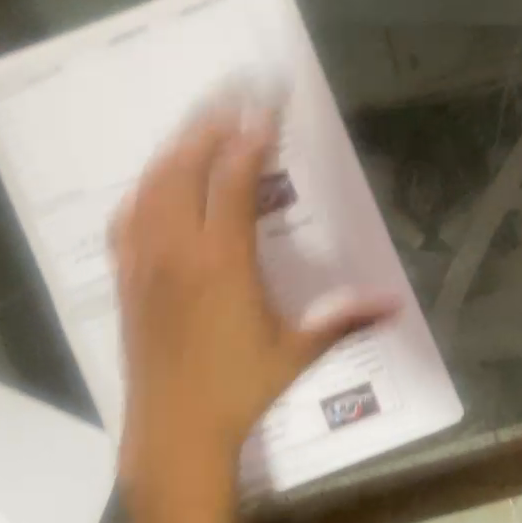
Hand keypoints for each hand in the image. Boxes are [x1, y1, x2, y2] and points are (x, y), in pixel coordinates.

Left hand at [111, 98, 397, 490]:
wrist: (175, 428)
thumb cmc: (242, 390)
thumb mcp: (298, 353)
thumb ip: (344, 320)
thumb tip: (395, 304)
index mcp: (223, 262)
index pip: (234, 180)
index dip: (251, 139)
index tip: (265, 107)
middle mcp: (177, 248)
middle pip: (186, 165)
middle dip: (211, 124)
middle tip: (233, 94)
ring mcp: (144, 259)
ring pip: (153, 183)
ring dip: (176, 145)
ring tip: (200, 121)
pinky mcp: (126, 276)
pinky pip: (129, 213)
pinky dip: (147, 184)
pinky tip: (156, 180)